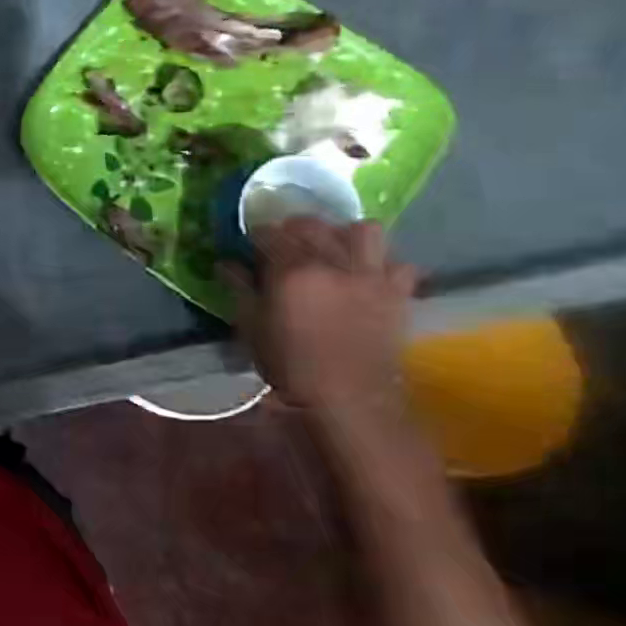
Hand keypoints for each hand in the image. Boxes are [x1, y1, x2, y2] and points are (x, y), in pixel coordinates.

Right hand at [220, 218, 418, 415]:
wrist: (349, 401)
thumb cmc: (290, 365)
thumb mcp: (252, 327)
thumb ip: (240, 289)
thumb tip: (226, 263)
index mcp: (291, 271)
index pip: (270, 233)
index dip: (257, 236)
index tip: (250, 247)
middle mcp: (333, 264)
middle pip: (313, 225)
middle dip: (295, 228)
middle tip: (285, 246)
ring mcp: (370, 276)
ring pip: (364, 231)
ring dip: (346, 235)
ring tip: (333, 251)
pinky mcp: (397, 294)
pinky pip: (399, 264)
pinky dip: (383, 265)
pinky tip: (368, 277)